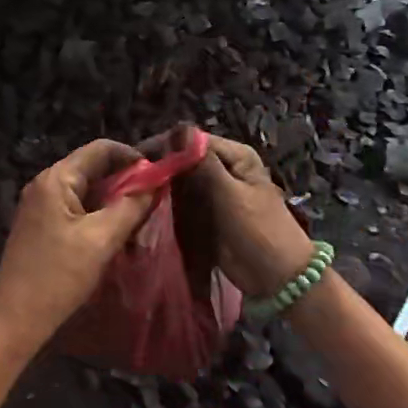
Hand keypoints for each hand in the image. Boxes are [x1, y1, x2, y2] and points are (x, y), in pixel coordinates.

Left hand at [0, 140, 156, 355]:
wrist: (15, 317)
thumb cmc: (58, 276)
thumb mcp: (101, 240)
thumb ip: (129, 207)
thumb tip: (154, 183)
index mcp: (56, 178)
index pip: (100, 149)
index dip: (133, 157)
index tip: (161, 178)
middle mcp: (45, 184)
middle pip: (93, 168)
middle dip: (126, 182)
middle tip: (157, 203)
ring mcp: (41, 205)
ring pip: (87, 191)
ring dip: (114, 201)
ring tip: (142, 222)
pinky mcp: (42, 225)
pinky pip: (77, 209)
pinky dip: (99, 216)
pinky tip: (118, 236)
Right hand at [148, 132, 315, 297]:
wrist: (278, 279)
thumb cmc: (259, 231)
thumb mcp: (231, 193)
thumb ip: (204, 162)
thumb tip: (179, 128)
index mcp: (235, 156)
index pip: (192, 140)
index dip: (165, 146)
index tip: (136, 159)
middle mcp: (223, 167)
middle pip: (183, 158)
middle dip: (160, 166)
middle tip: (130, 177)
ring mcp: (213, 190)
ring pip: (179, 179)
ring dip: (160, 184)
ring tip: (133, 191)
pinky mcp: (205, 210)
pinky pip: (181, 198)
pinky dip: (166, 200)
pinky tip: (146, 203)